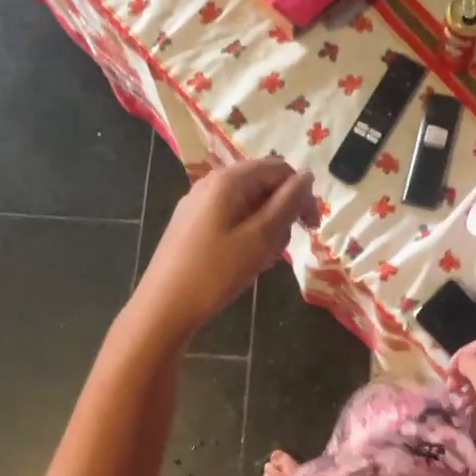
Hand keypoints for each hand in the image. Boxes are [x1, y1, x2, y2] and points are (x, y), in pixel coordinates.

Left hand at [136, 159, 318, 333]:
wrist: (164, 306)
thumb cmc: (216, 272)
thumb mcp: (261, 238)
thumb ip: (287, 204)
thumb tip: (307, 176)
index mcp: (228, 180)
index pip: (279, 169)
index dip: (301, 193)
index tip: (312, 225)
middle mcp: (211, 183)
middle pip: (263, 183)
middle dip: (282, 211)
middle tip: (284, 245)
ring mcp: (198, 203)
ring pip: (248, 203)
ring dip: (266, 226)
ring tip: (264, 258)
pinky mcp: (192, 224)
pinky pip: (231, 217)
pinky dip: (247, 233)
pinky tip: (245, 260)